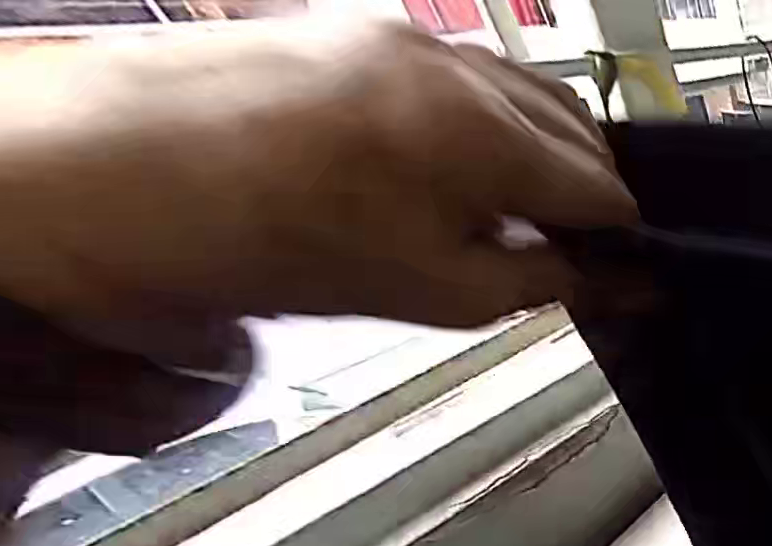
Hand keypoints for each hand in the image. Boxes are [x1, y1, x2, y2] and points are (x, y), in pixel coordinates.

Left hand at [0, 18, 634, 332]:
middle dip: (597, 187)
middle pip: (578, 127)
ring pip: (529, 91)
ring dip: (552, 150)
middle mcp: (462, 67)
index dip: (628, 232)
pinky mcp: (366, 26)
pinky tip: (476, 168)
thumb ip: (553, 280)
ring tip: (535, 207)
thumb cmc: (310, 255)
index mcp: (489, 137)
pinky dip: (501, 123)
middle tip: (589, 243)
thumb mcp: (454, 294)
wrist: (137, 185)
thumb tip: (624, 283)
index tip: (635, 265)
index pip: (602, 185)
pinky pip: (471, 74)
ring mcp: (412, 35)